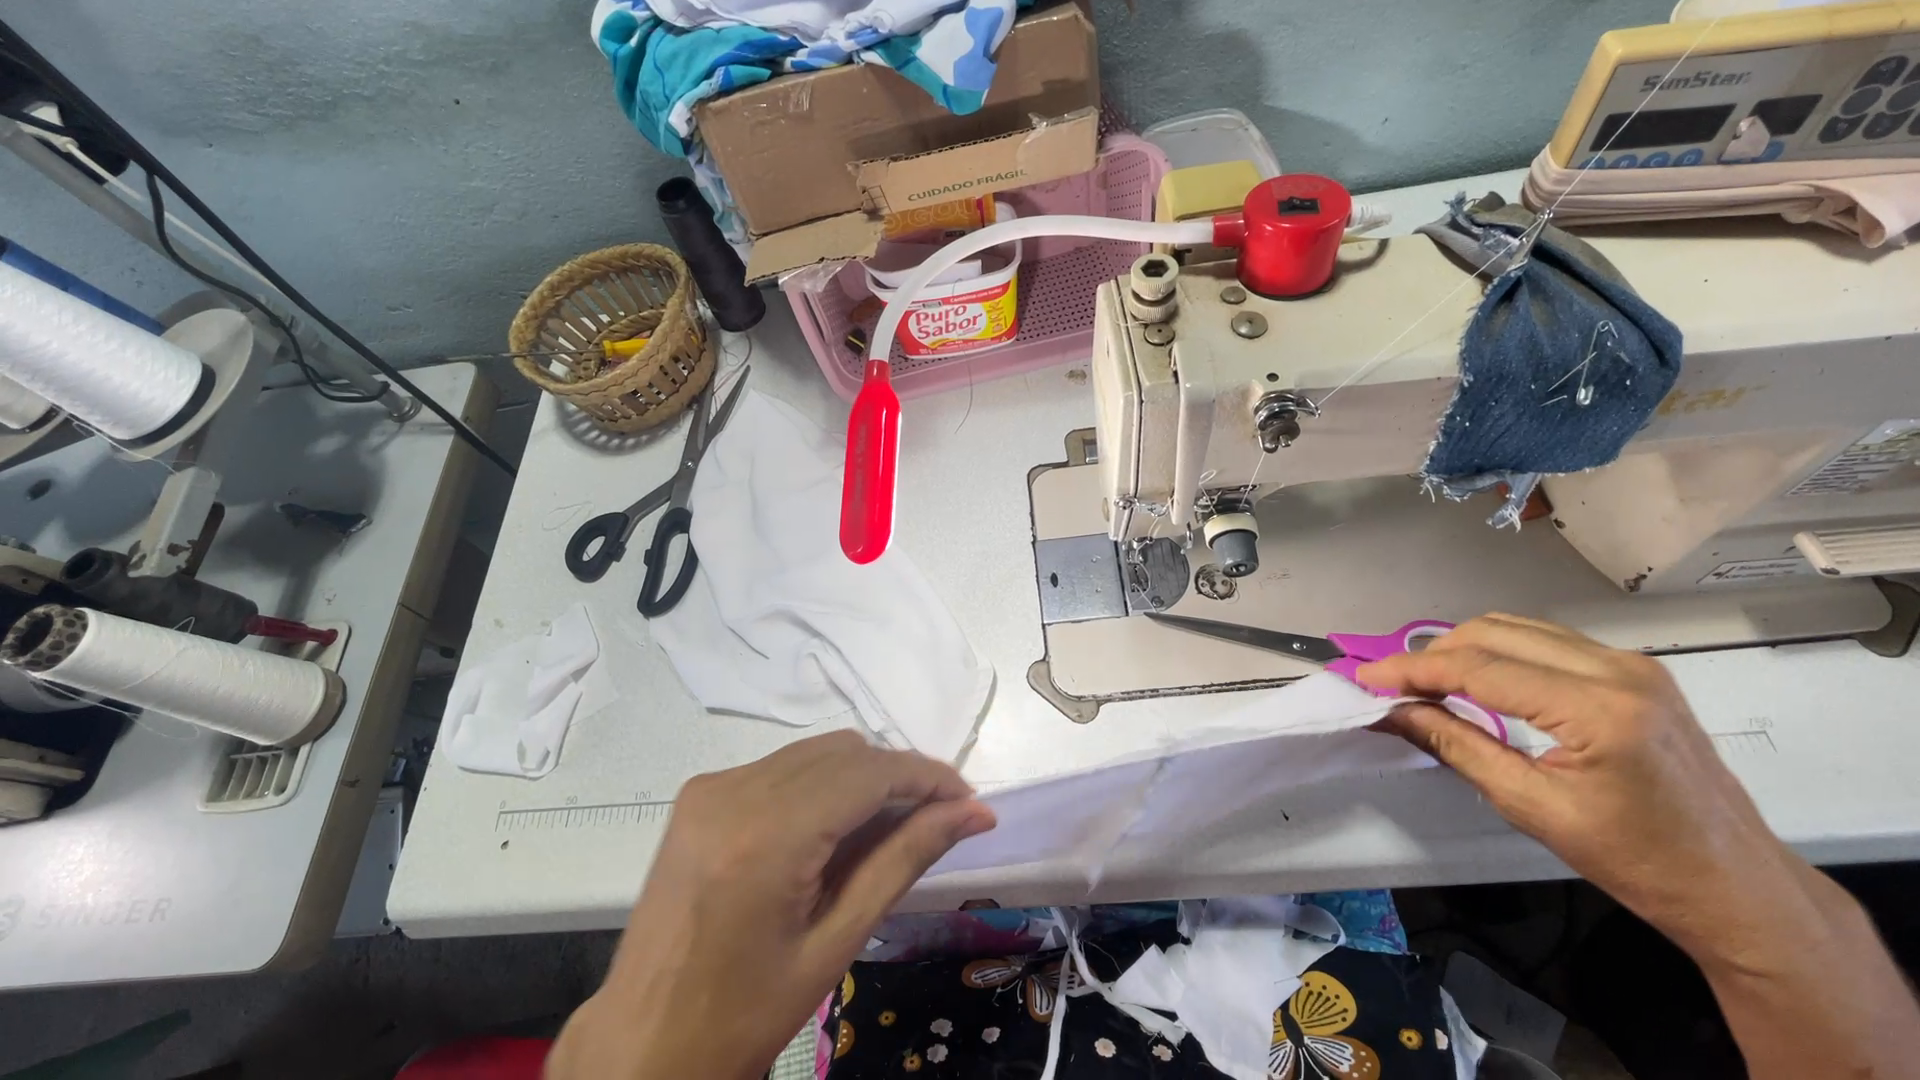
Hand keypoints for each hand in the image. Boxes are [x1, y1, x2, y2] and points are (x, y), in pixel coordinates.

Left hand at [546, 731, 994, 1079]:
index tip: (971, 802)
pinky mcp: (699, 796)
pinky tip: (837, 831)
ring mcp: (710, 789)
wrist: (644, 1041)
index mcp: (767, 835)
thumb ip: (903, 861)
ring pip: (815, 753)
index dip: (928, 778)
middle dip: (900, 778)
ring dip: (863, 778)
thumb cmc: (746, 1013)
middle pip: (844, 752)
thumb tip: (972, 813)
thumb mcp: (836, 942)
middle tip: (939, 823)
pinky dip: (822, 785)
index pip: (869, 773)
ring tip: (893, 831)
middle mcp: (734, 792)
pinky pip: (782, 768)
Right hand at [1354, 614, 1805, 959]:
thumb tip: (1393, 712)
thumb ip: (1457, 746)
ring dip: (1465, 649)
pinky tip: (1477, 681)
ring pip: (1520, 628)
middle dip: (1433, 653)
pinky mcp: (1637, 670)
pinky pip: (1548, 641)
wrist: (1733, 882)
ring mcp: (1632, 664)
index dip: (1413, 669)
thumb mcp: (1530, 806)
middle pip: (1495, 633)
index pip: (1480, 668)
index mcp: (1597, 709)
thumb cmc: (1632, 859)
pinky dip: (1501, 653)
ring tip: (1426, 683)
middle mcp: (1618, 669)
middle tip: (1392, 686)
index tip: (1365, 679)